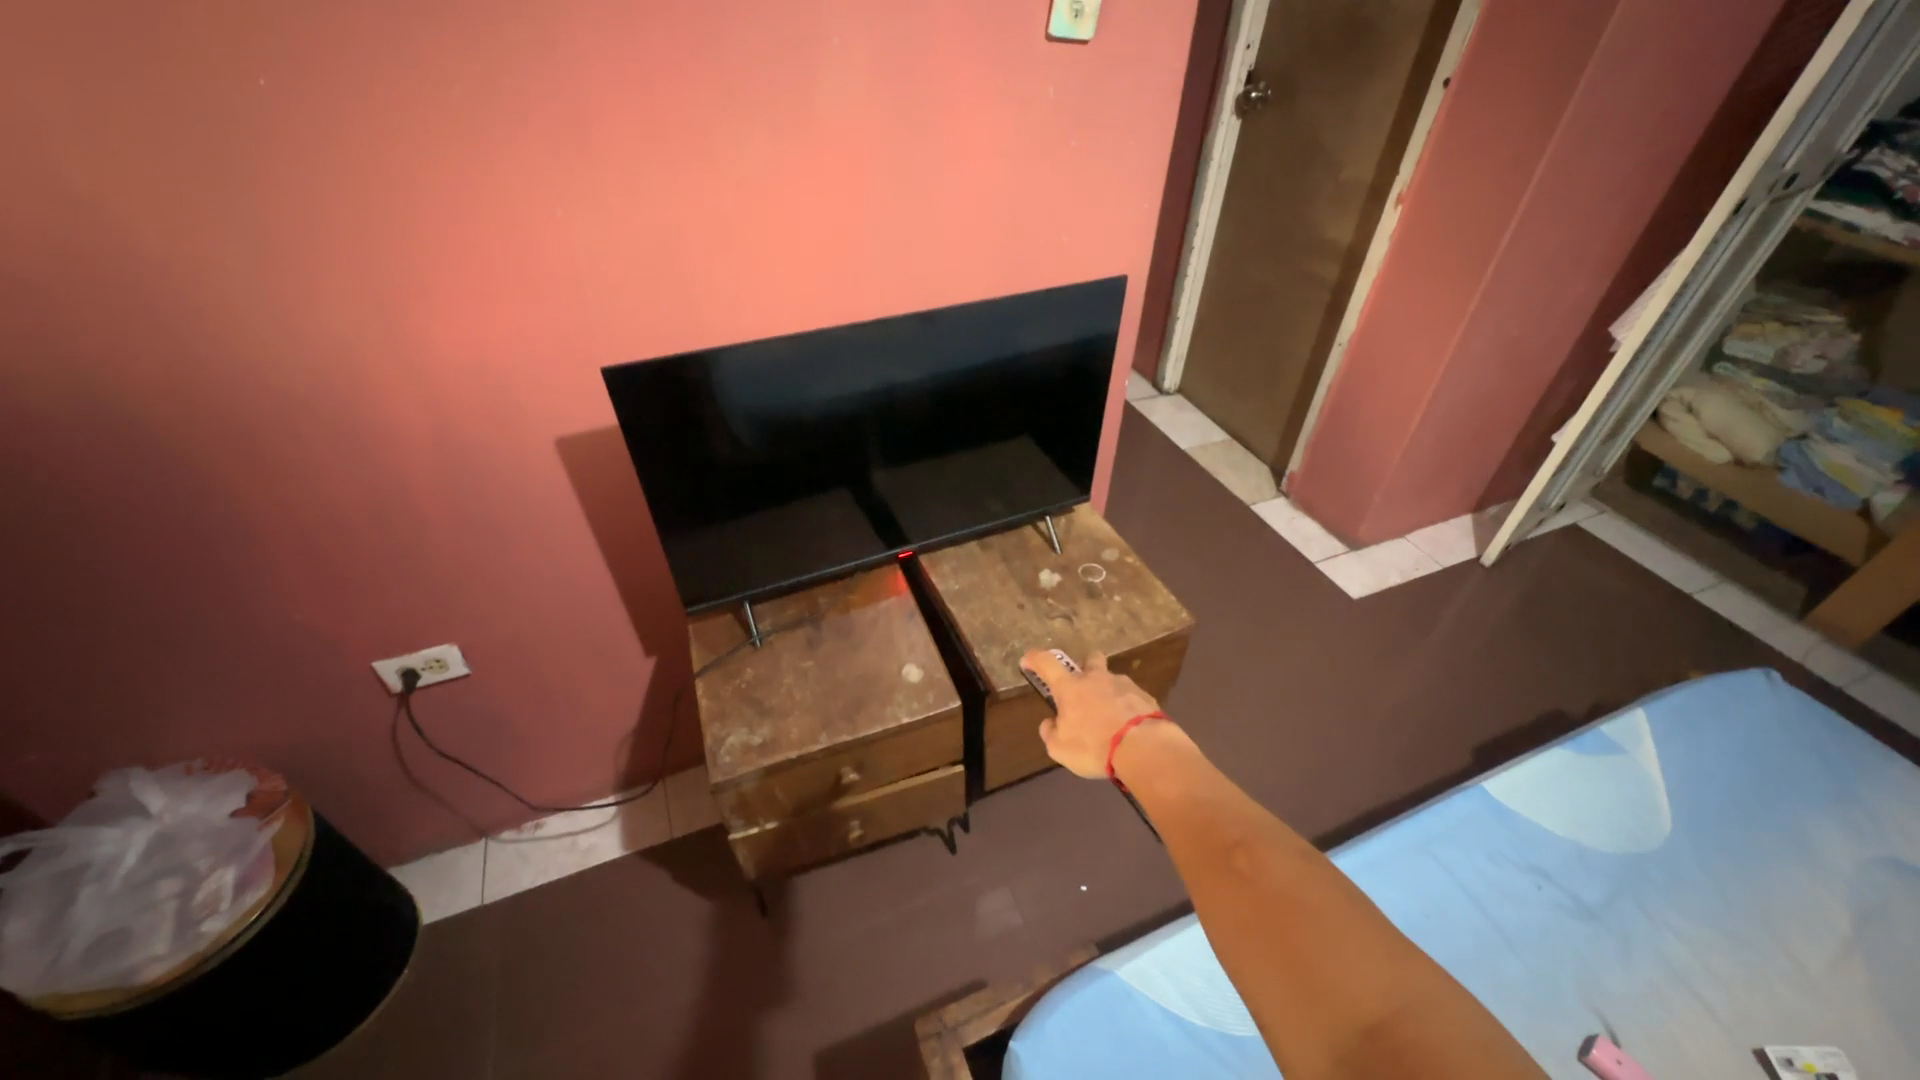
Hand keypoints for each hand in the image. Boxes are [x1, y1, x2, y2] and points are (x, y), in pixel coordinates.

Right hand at [1021, 650, 1164, 779]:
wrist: (1144, 748)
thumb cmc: (1093, 746)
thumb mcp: (1060, 748)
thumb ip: (1051, 732)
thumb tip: (1051, 723)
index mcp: (1070, 688)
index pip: (1047, 663)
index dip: (1035, 659)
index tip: (1029, 659)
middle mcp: (1096, 679)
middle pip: (1090, 659)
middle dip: (1085, 667)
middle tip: (1083, 687)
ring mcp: (1124, 685)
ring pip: (1112, 680)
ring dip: (1108, 693)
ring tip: (1111, 719)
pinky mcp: (1145, 697)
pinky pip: (1131, 698)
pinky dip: (1127, 708)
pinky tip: (1129, 727)